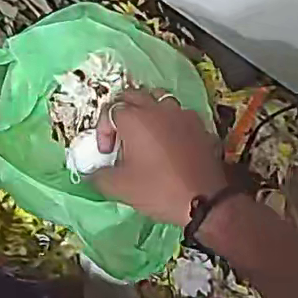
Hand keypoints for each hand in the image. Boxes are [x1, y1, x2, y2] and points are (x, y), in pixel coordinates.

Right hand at [91, 89, 228, 225]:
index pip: (110, 110)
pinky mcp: (200, 126)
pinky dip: (170, 123)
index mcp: (135, 118)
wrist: (205, 201)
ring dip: (147, 112)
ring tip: (145, 134)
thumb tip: (93, 173)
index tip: (107, 153)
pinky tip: (170, 143)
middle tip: (120, 136)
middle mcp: (158, 109)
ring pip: (159, 100)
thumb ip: (99, 176)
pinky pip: (179, 115)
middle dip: (122, 113)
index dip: (103, 130)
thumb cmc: (158, 189)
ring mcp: (182, 114)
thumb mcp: (120, 187)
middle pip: (133, 96)